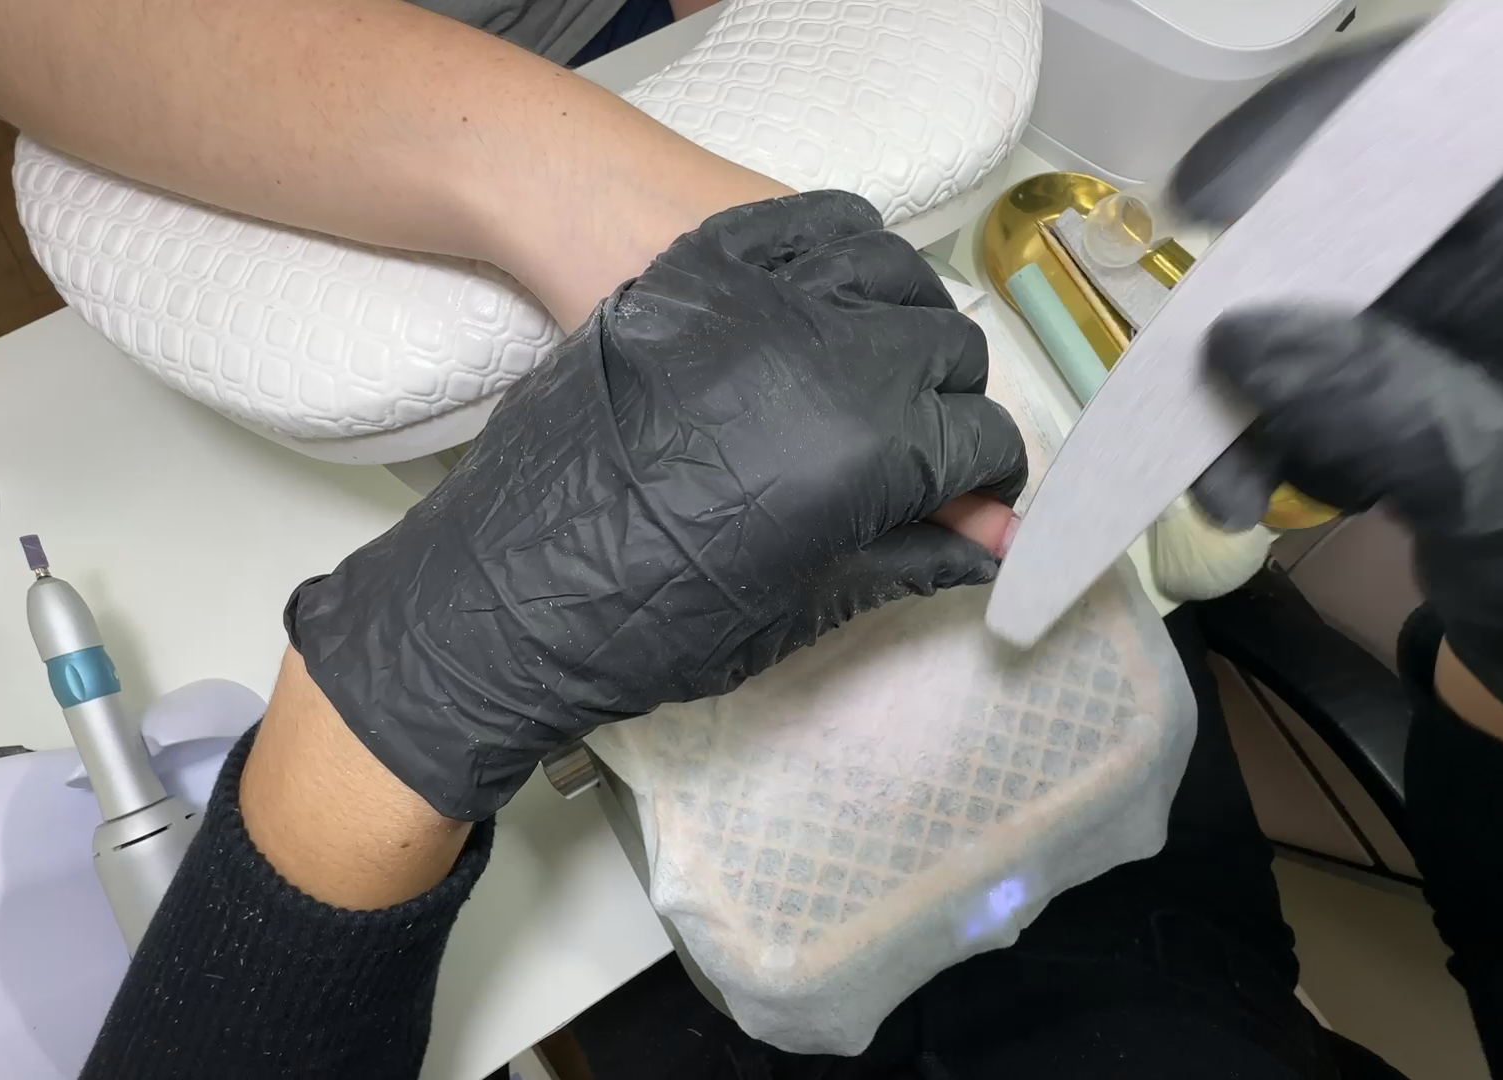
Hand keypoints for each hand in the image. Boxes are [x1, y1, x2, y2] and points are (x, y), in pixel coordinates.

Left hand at [285, 191, 1027, 819]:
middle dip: (956, 409)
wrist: (509, 588)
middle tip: (917, 455)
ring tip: (880, 380)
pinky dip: (853, 258)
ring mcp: (765, 297)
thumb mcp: (798, 608)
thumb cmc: (655, 625)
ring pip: (902, 277)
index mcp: (860, 454)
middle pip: (954, 352)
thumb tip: (993, 540)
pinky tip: (839, 305)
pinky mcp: (711, 265)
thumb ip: (907, 557)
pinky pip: (823, 225)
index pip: (982, 441)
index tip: (973, 502)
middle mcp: (829, 357)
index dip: (992, 479)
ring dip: (914, 329)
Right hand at [1170, 33, 1502, 763]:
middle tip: (1189, 405)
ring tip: (1231, 492)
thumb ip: (1390, 414)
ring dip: (1243, 400)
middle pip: (1361, 230)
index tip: (1205, 198)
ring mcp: (1462, 329)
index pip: (1488, 127)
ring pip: (1307, 316)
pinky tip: (1279, 491)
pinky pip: (1301, 376)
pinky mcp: (1410, 378)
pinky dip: (1263, 433)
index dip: (1343, 129)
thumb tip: (1236, 338)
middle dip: (1256, 316)